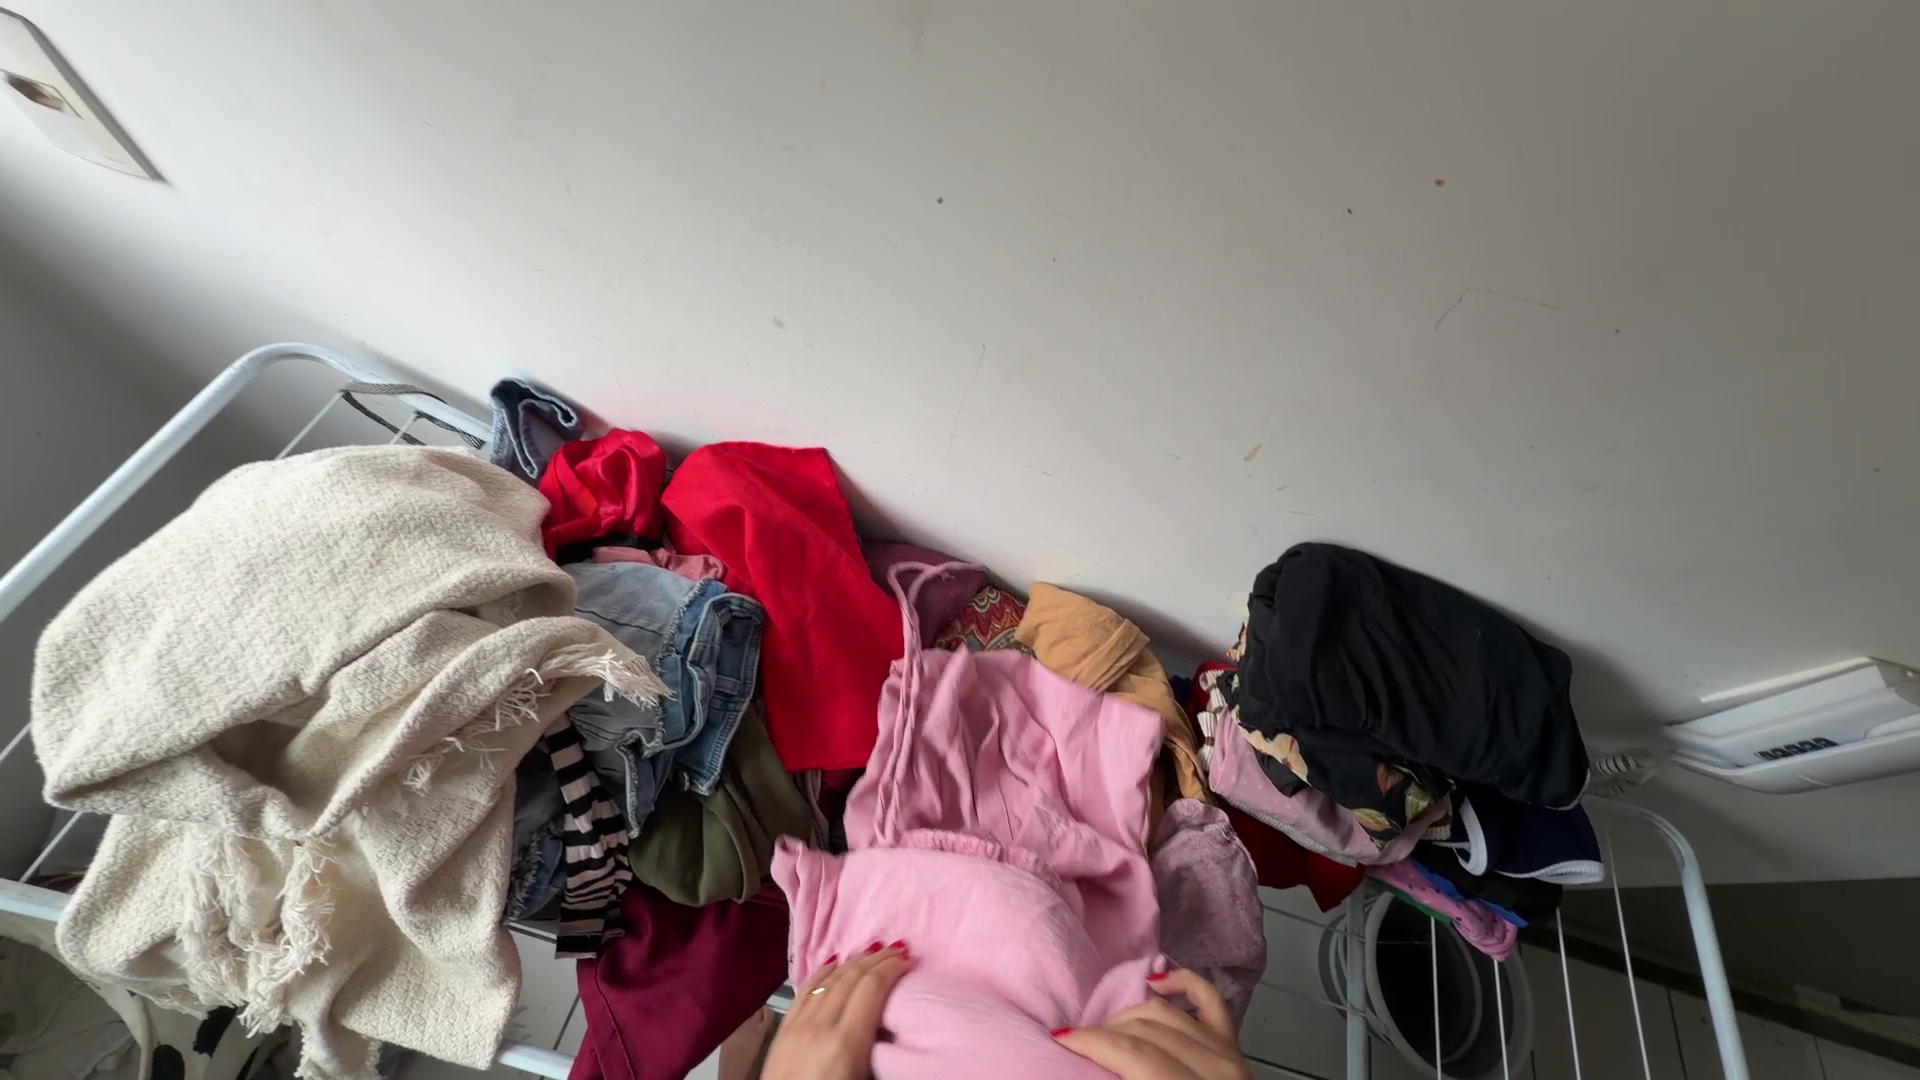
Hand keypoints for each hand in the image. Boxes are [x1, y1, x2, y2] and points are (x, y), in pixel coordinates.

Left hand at [763, 942, 911, 1079]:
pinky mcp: (782, 1033)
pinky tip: (834, 961)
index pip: (871, 989)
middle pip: (852, 977)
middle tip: (899, 949)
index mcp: (845, 1045)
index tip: (909, 960)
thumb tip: (891, 1024)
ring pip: (829, 979)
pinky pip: (805, 991)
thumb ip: (878, 1052)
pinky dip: (823, 972)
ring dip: (854, 961)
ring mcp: (797, 1027)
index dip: (892, 969)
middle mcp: (820, 1027)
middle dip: (878, 959)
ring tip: (873, 951)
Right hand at [1053, 969, 1252, 1079]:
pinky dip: (1182, 982)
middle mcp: (1215, 1069)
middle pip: (1144, 1029)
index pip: (1132, 1053)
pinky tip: (1154, 984)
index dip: (1091, 1043)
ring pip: (1165, 1012)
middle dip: (1105, 1032)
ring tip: (1106, 1031)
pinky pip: (1209, 1000)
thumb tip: (1093, 1071)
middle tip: (1079, 1045)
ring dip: (1129, 1015)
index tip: (1060, 1042)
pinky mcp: (1237, 1050)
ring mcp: (1229, 1056)